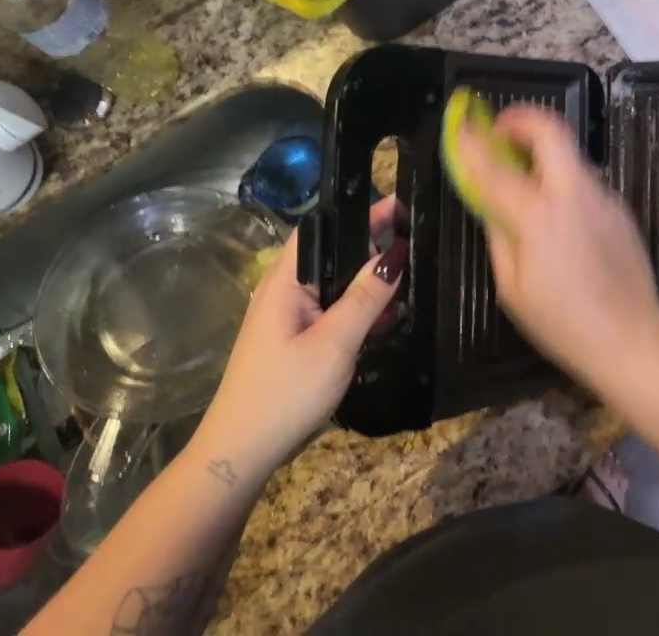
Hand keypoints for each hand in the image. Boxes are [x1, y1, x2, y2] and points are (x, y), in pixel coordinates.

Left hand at [195, 199, 405, 473]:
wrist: (241, 452)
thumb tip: (398, 252)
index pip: (324, 226)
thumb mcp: (334, 343)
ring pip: (335, 282)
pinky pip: (332, 307)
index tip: (404, 206)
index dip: (362, 210)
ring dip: (368, 278)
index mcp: (286, 279)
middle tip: (417, 240)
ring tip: (412, 275)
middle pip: (332, 251)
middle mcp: (285, 288)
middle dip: (372, 243)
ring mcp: (289, 314)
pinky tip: (388, 316)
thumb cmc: (285, 392)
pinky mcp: (296, 337)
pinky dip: (359, 306)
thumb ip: (366, 297)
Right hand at [450, 105, 658, 387]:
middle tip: (501, 131)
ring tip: (525, 183)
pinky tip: (558, 220)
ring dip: (544, 156)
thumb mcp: (512, 288)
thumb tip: (489, 207)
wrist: (633, 341)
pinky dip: (563, 184)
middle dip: (522, 120)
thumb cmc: (563, 324)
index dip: (473, 144)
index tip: (460, 128)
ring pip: (570, 156)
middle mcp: (574, 194)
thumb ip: (498, 237)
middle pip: (550, 131)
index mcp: (539, 216)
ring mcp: (603, 198)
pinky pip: (585, 184)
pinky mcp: (620, 210)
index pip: (496, 167)